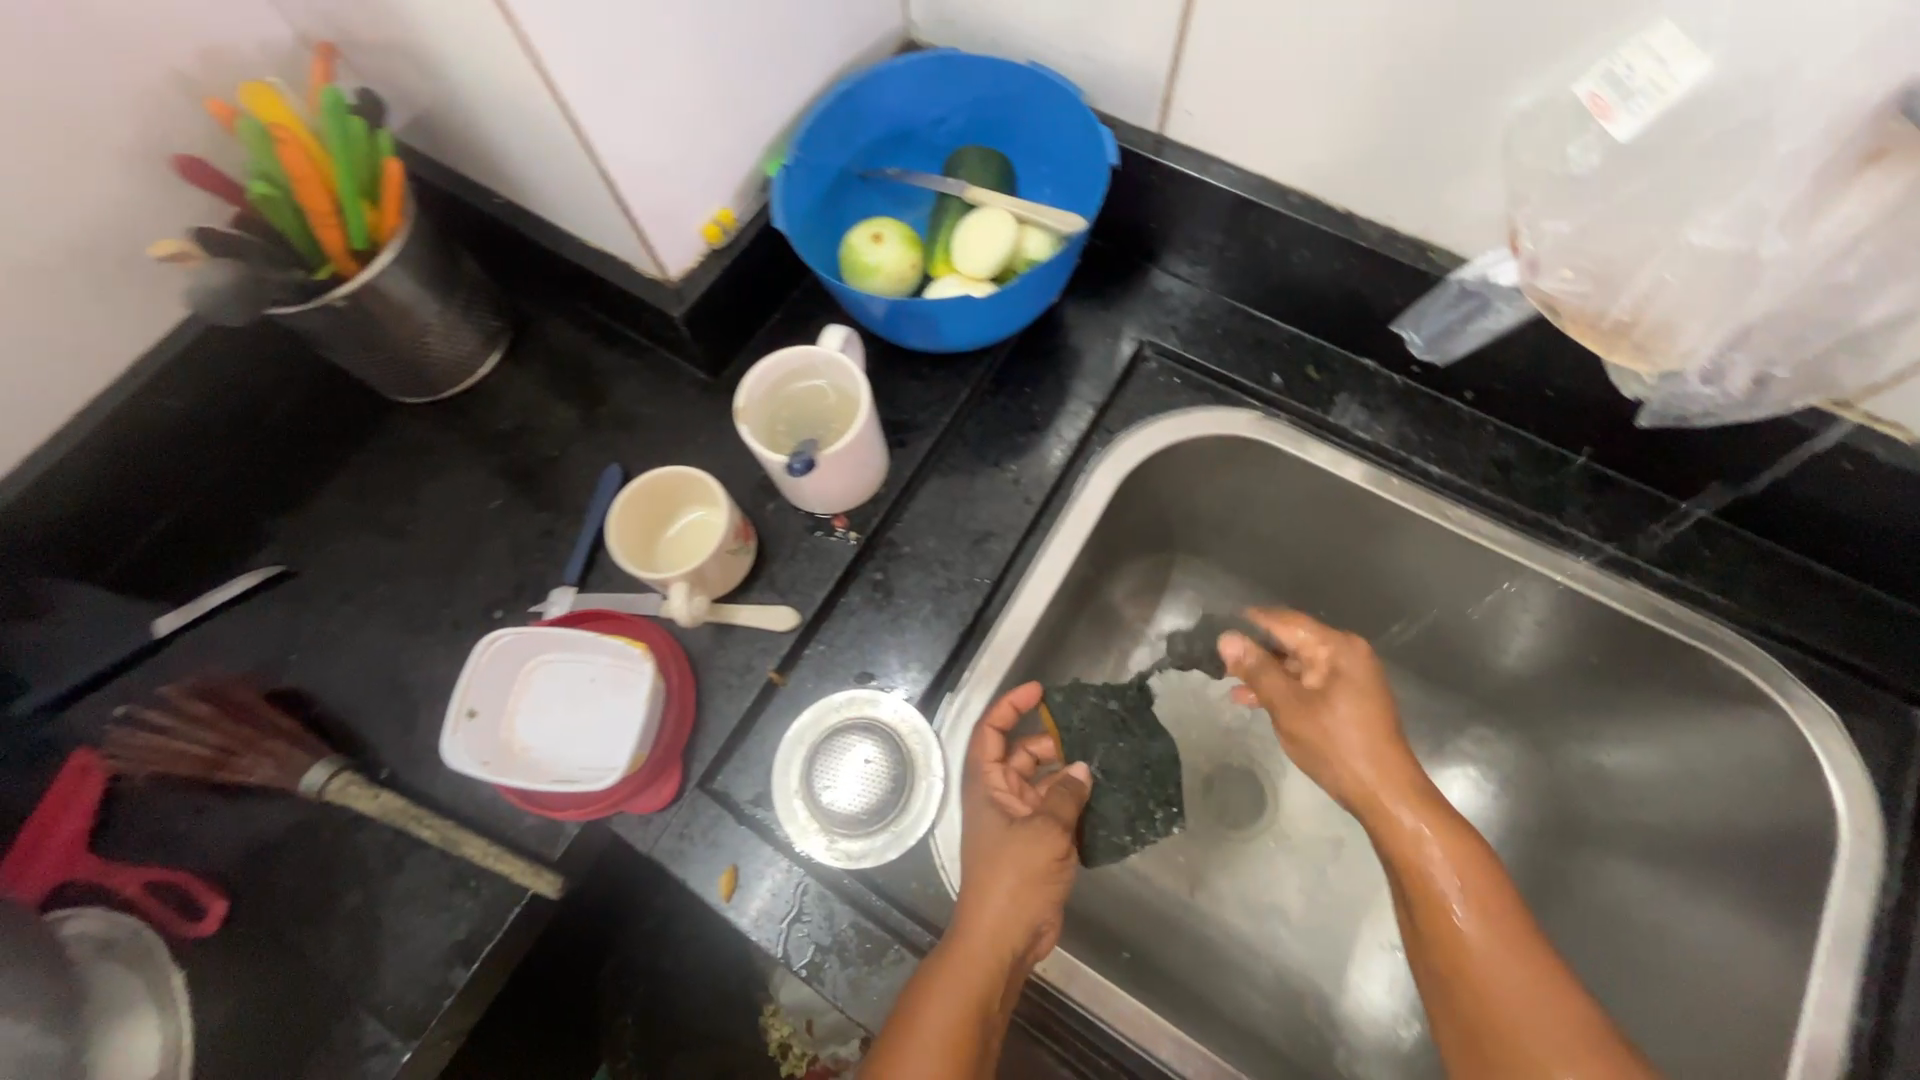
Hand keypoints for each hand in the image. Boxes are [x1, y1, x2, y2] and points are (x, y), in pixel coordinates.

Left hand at [953, 681, 1093, 972]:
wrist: (1004, 937)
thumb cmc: (1014, 878)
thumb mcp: (1044, 831)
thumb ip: (1066, 795)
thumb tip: (1082, 768)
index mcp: (986, 784)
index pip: (992, 731)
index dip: (1011, 706)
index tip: (1040, 691)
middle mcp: (998, 796)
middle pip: (1021, 754)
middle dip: (1050, 741)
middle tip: (1087, 734)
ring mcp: (1016, 821)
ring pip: (1042, 783)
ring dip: (1066, 774)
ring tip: (1103, 762)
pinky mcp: (1035, 844)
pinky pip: (1054, 811)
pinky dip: (1074, 802)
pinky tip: (1103, 797)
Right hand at [1219, 609, 1424, 817]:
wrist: (1383, 791)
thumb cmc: (1335, 745)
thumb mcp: (1288, 706)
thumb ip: (1256, 669)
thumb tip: (1226, 638)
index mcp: (1336, 647)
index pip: (1282, 620)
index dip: (1247, 623)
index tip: (1214, 628)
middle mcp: (1346, 653)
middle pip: (1291, 640)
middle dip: (1254, 651)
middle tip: (1217, 661)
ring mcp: (1349, 675)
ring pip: (1297, 663)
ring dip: (1265, 673)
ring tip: (1229, 683)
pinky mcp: (1348, 696)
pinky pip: (1308, 681)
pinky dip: (1283, 688)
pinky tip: (1254, 700)